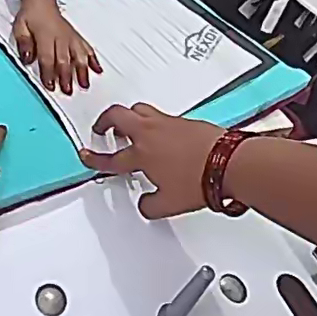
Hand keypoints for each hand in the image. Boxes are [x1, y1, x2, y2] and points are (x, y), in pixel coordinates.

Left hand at [12, 0, 102, 93]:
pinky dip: (93, 59)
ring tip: (84, 84)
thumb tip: (26, 58)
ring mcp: (70, 37)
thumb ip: (23, 44)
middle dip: (66, 76)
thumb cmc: (30, 16)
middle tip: (67, 90)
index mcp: (45, 35)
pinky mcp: (76, 37)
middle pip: (65, 59)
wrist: (41, 2)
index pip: (47, 58)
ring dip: (82, 70)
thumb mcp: (20, 28)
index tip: (50, 85)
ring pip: (79, 55)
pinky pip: (87, 48)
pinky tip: (97, 69)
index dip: (49, 73)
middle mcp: (60, 37)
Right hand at [79, 104, 224, 219]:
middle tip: (102, 128)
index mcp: (141, 154)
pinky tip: (159, 132)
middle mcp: (150, 133)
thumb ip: (150, 205)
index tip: (87, 155)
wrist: (229, 163)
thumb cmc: (201, 179)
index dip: (95, 159)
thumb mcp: (169, 204)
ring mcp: (167, 123)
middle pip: (117, 116)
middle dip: (104, 121)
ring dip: (128, 116)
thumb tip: (146, 204)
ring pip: (138, 109)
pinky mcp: (184, 120)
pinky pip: (160, 115)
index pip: (110, 158)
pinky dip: (153, 121)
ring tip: (127, 125)